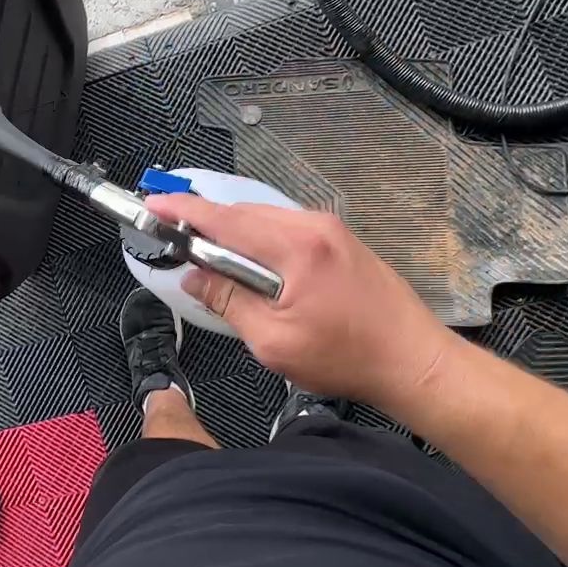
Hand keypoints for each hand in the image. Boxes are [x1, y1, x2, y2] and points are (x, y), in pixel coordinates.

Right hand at [144, 193, 458, 406]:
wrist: (415, 362)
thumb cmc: (347, 357)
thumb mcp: (272, 340)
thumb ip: (227, 302)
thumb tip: (193, 278)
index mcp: (295, 247)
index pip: (223, 219)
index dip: (182, 210)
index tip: (152, 204)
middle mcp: (313, 226)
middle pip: (242, 213)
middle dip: (203, 223)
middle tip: (172, 238)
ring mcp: (330, 230)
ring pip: (263, 219)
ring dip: (231, 233)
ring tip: (207, 257)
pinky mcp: (339, 241)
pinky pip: (284, 228)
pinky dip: (257, 239)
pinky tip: (249, 264)